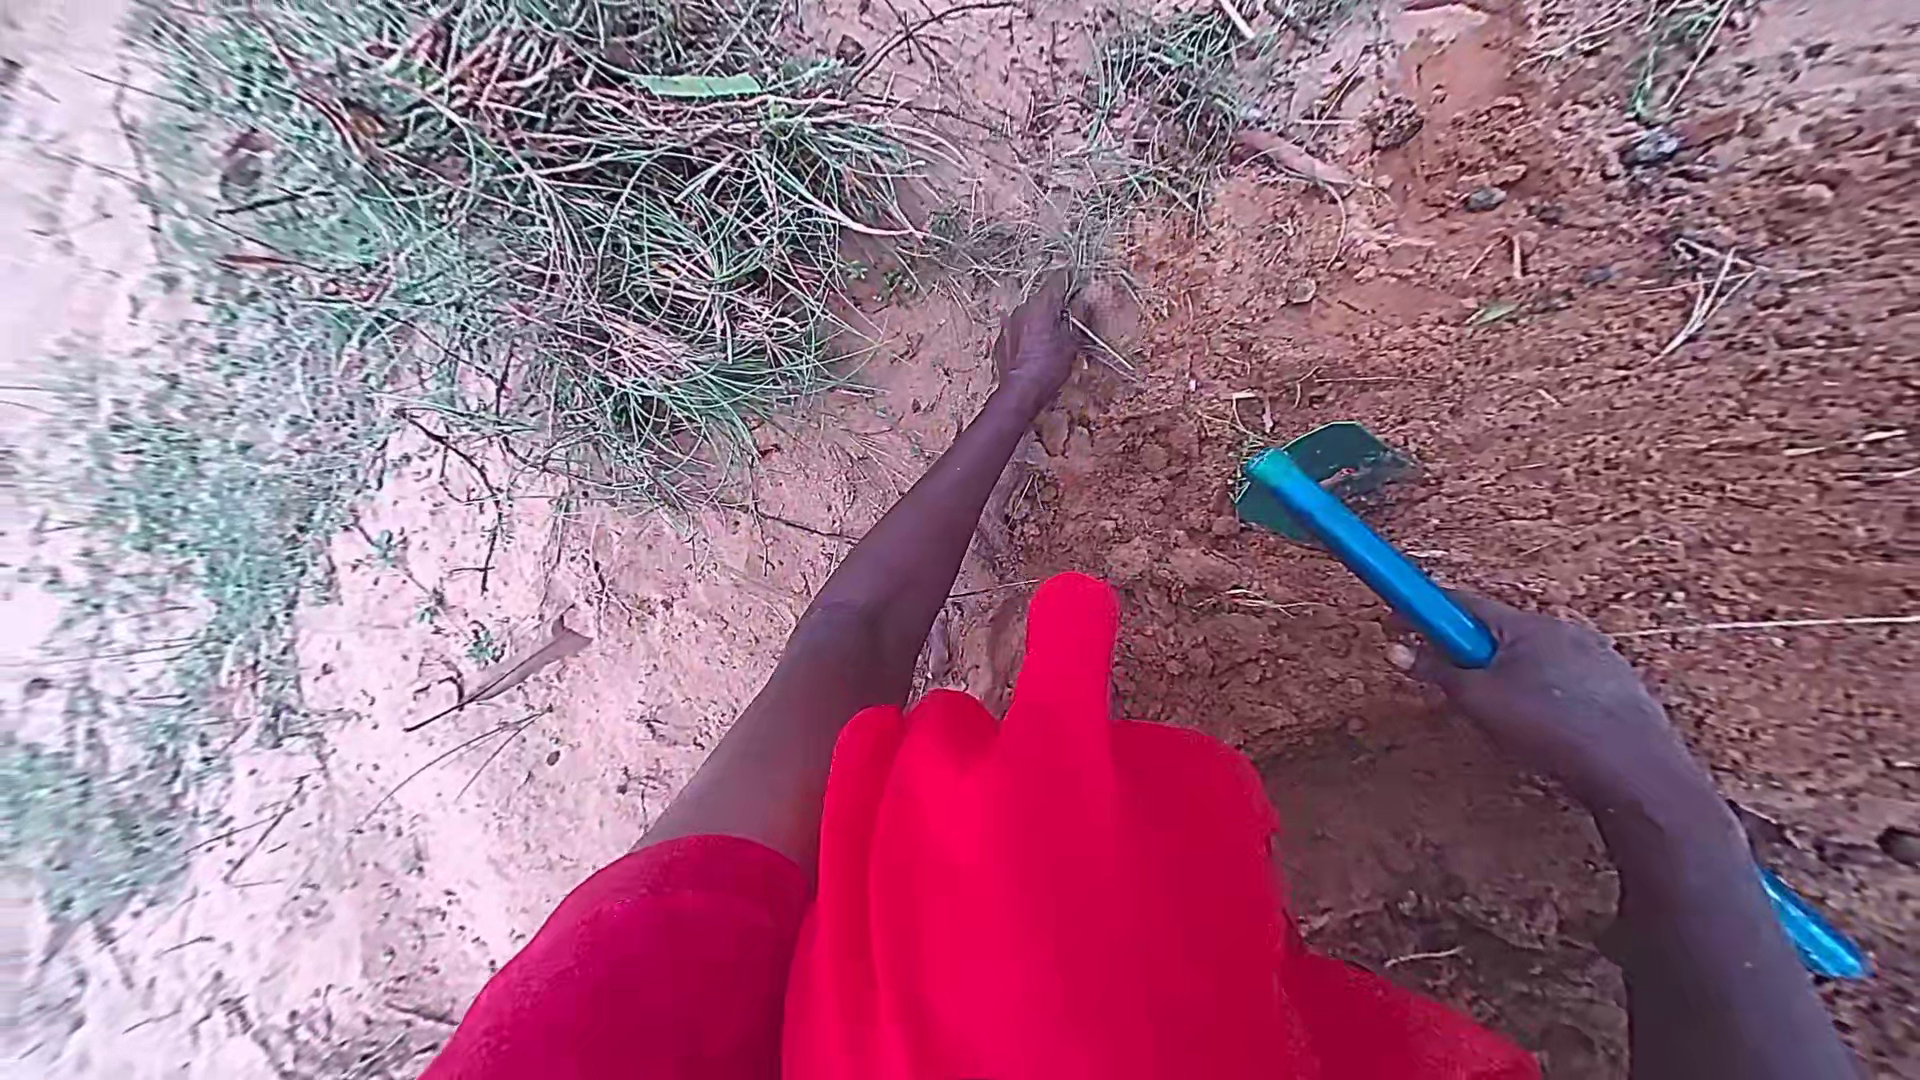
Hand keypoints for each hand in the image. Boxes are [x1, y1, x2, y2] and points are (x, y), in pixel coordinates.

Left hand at [990, 270, 1082, 408]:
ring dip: (1038, 322)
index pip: (1058, 280)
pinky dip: (1025, 336)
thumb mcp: (1072, 342)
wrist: (1020, 392)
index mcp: (1041, 304)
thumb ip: (1078, 315)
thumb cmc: (1048, 368)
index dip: (1071, 284)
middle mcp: (1021, 308)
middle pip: (1042, 299)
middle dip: (1054, 307)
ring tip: (1048, 342)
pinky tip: (1032, 352)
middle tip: (1067, 324)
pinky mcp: (1000, 340)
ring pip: (1028, 315)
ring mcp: (1007, 323)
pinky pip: (1016, 330)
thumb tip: (1081, 299)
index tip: (1077, 293)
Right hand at [1413, 593, 1717, 811]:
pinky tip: (1530, 718)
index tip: (1396, 622)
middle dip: (1462, 646)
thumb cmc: (1549, 728)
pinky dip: (1531, 685)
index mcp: (1528, 625)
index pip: (1461, 602)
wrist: (1640, 779)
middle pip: (1495, 628)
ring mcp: (1598, 658)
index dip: (1423, 610)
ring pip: (1527, 653)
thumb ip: (1434, 669)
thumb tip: (1395, 650)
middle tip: (1439, 670)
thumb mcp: (1475, 698)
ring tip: (1488, 704)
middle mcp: (1565, 631)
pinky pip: (1557, 674)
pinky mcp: (1619, 687)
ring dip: (1498, 668)